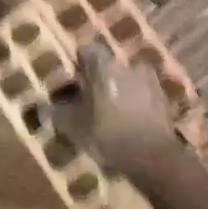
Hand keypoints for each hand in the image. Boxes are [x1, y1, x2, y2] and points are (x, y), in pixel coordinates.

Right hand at [54, 42, 179, 173]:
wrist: (154, 158)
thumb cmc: (107, 134)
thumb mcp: (73, 125)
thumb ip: (58, 111)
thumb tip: (42, 105)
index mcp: (104, 66)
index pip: (87, 50)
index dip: (79, 63)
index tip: (73, 78)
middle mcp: (129, 66)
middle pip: (110, 65)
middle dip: (101, 77)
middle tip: (91, 96)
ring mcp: (151, 82)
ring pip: (129, 80)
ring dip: (121, 90)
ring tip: (112, 110)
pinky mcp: (165, 101)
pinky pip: (144, 96)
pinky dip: (136, 104)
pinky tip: (129, 121)